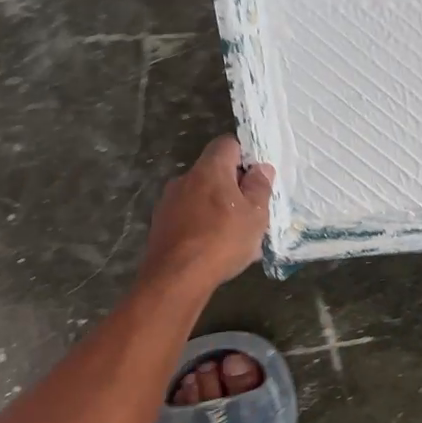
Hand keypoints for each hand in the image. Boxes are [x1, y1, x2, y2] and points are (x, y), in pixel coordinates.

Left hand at [139, 135, 273, 288]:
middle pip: (214, 171)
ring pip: (201, 194)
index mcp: (209, 170)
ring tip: (235, 232)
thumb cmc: (223, 240)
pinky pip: (189, 214)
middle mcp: (185, 179)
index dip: (245, 155)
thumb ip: (259, 186)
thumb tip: (260, 168)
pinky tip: (215, 246)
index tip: (258, 177)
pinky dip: (203, 222)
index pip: (227, 144)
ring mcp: (169, 202)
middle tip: (252, 209)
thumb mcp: (256, 213)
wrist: (176, 278)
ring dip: (218, 205)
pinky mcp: (161, 224)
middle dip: (234, 185)